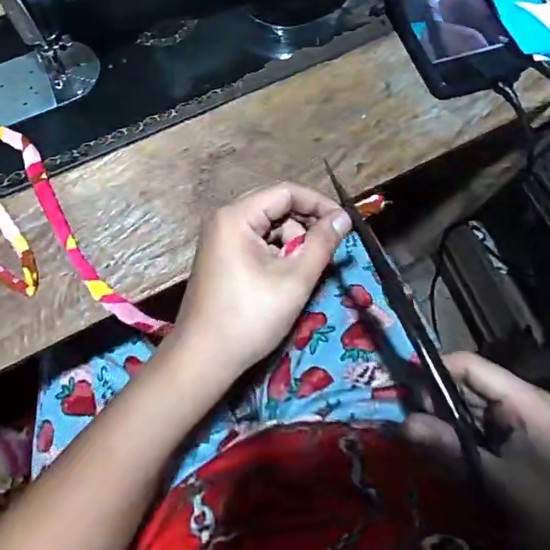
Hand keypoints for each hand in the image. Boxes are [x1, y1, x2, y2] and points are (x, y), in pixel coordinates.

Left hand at [167, 183, 350, 384]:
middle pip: (275, 206)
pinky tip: (287, 276)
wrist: (203, 357)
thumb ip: (321, 244)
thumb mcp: (294, 279)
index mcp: (236, 216)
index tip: (345, 225)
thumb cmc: (250, 317)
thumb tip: (343, 217)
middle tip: (329, 249)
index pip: (286, 192)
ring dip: (291, 241)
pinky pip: (255, 241)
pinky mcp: (221, 255)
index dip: (319, 204)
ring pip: (267, 225)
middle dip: (305, 224)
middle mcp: (224, 219)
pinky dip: (276, 253)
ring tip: (304, 271)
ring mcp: (219, 237)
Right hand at [405, 352, 549, 549]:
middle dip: (435, 398)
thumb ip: (450, 448)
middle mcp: (525, 400)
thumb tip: (403, 423)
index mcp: (527, 401)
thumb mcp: (495, 482)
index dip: (433, 371)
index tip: (403, 389)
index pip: (470, 365)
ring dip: (443, 417)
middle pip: (467, 381)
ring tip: (419, 433)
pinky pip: (477, 421)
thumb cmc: (549, 517)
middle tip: (407, 417)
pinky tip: (442, 448)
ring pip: (469, 402)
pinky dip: (457, 431)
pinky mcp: (518, 437)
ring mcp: (523, 419)